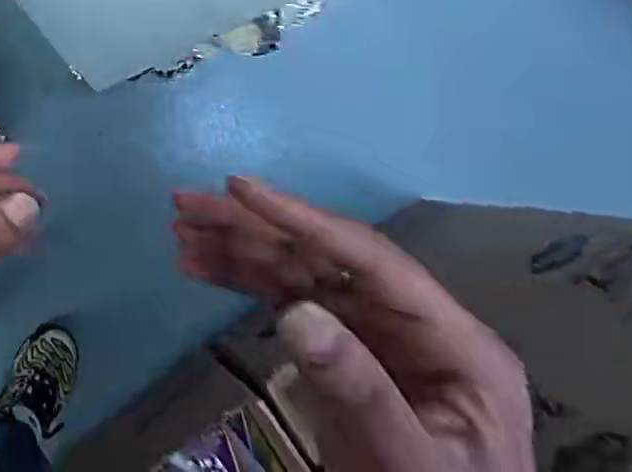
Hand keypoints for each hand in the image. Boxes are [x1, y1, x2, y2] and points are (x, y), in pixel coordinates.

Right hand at [172, 177, 531, 471]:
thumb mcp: (405, 463)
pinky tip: (198, 266)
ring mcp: (370, 330)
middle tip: (184, 205)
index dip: (299, 218)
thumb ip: (360, 391)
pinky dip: (238, 277)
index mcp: (452, 340)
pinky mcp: (336, 342)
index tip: (237, 187)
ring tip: (179, 230)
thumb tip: (296, 312)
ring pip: (292, 268)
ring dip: (233, 247)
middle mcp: (408, 320)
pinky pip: (281, 294)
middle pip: (318, 254)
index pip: (368, 258)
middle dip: (248, 227)